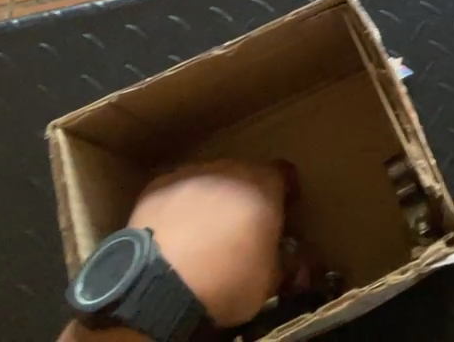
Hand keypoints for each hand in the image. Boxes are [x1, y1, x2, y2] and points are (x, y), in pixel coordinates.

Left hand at [61, 160, 291, 341]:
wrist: (159, 282)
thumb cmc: (225, 280)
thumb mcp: (267, 284)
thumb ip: (284, 265)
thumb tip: (294, 262)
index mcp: (264, 186)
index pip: (285, 174)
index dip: (285, 193)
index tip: (283, 213)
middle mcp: (231, 169)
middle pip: (245, 176)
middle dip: (245, 199)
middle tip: (240, 232)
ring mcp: (192, 173)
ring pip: (210, 182)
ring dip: (212, 202)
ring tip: (203, 237)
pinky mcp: (159, 186)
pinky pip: (178, 193)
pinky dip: (180, 209)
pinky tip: (174, 237)